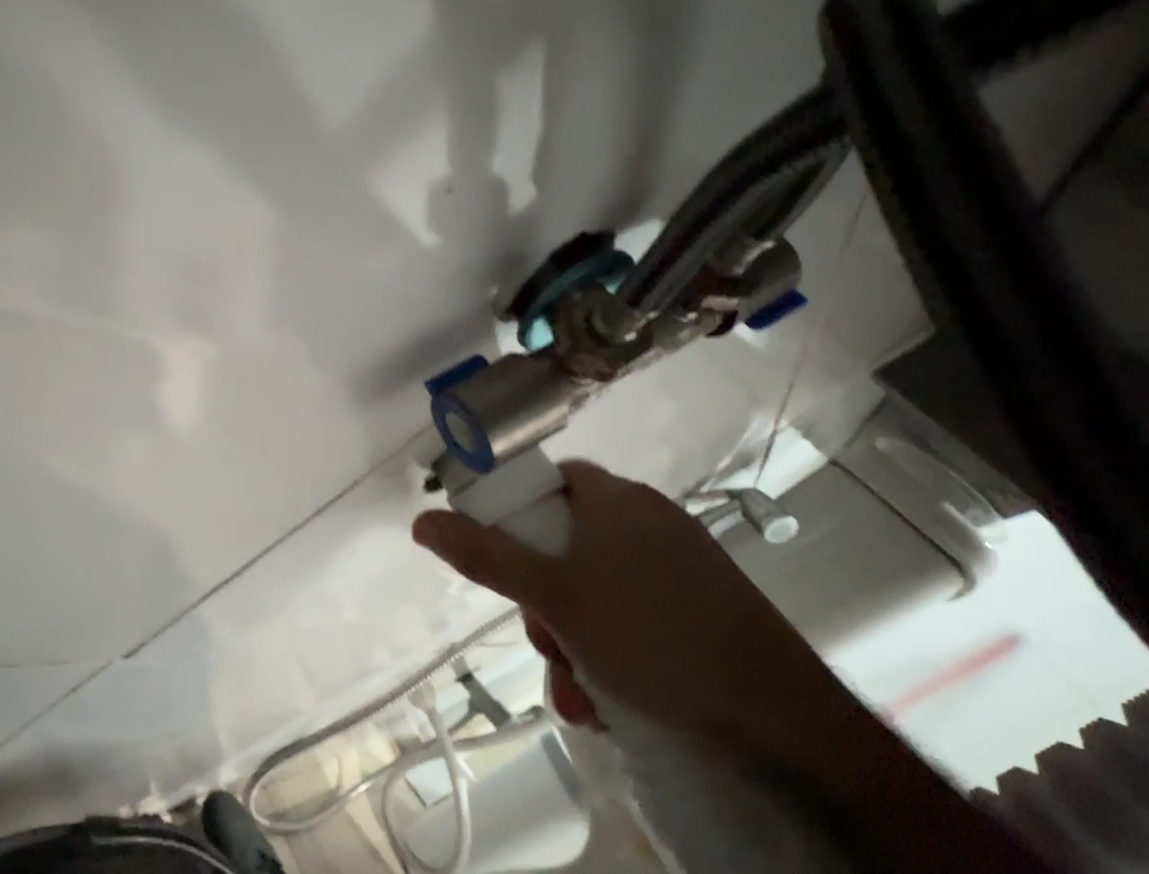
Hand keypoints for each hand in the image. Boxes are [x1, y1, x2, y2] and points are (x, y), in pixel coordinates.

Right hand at [413, 460, 834, 752]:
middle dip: (542, 605)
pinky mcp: (702, 616)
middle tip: (546, 641)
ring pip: (594, 597)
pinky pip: (632, 626)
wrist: (779, 720)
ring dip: (571, 646)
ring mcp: (679, 572)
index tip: (499, 560)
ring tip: (581, 695)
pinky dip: (611, 660)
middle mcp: (649, 526)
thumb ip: (484, 555)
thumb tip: (421, 520)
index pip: (550, 482)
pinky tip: (609, 705)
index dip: (516, 514)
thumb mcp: (552, 596)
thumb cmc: (651, 636)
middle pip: (565, 547)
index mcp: (616, 501)